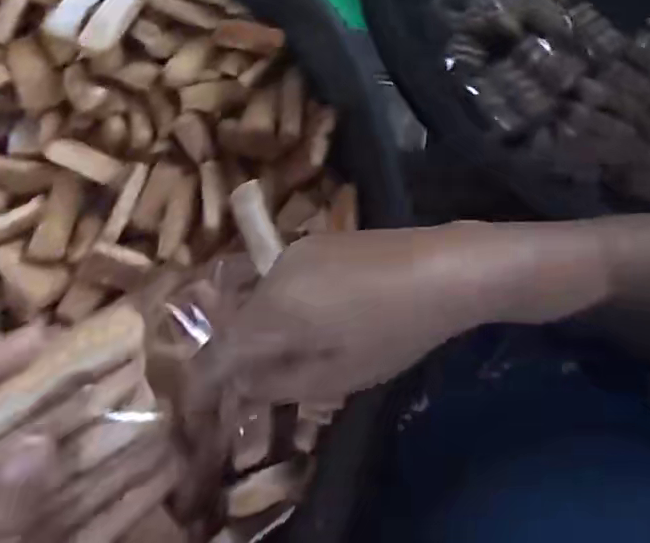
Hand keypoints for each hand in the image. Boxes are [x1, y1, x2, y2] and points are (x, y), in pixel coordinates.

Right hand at [194, 223, 523, 405]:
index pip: (218, 352)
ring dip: (271, 330)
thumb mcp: (337, 376)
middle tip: (271, 386)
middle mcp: (274, 270)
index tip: (211, 409)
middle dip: (244, 356)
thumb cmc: (392, 329)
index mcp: (272, 308)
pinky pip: (287, 280)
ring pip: (264, 299)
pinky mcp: (321, 239)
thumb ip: (279, 382)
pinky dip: (291, 306)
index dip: (207, 385)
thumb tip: (243, 381)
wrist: (442, 265)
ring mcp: (298, 249)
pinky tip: (328, 319)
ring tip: (308, 354)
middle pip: (240, 321)